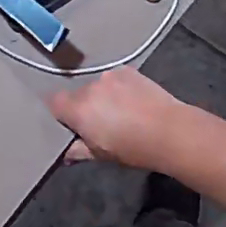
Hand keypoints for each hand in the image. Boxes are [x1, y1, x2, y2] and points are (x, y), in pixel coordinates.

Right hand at [45, 67, 190, 168]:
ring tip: (122, 111)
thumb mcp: (101, 156)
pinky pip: (114, 78)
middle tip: (101, 123)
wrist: (170, 131)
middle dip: (85, 106)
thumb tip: (64, 153)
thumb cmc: (133, 149)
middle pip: (77, 94)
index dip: (61, 112)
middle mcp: (89, 88)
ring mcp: (108, 76)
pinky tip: (134, 100)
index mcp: (78, 109)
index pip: (54, 102)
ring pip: (97, 86)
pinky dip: (119, 87)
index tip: (71, 123)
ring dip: (103, 96)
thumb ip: (77, 151)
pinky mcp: (126, 70)